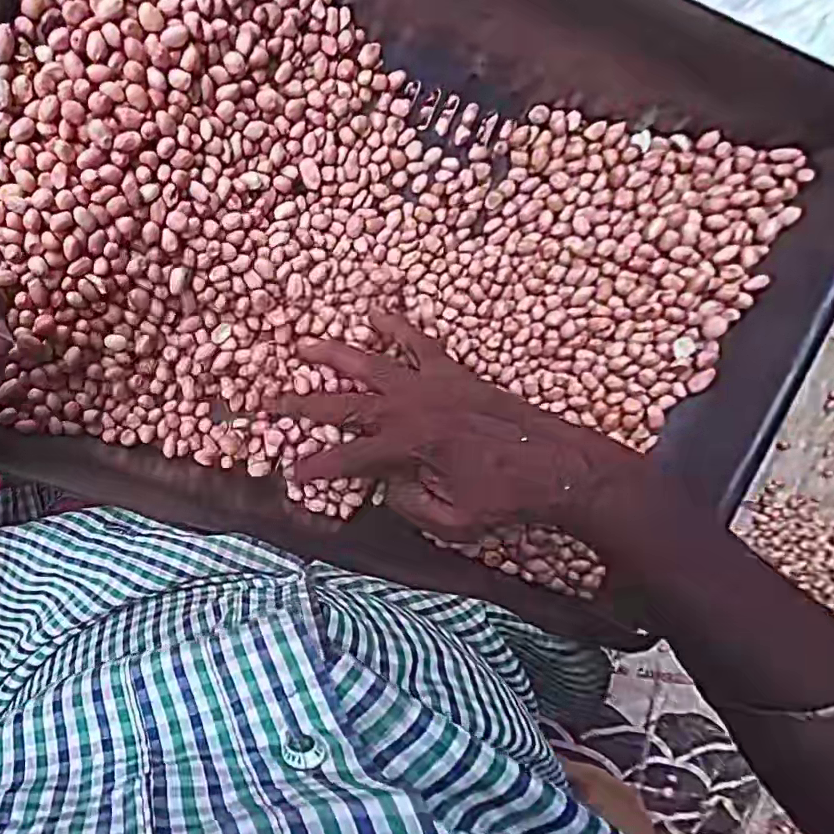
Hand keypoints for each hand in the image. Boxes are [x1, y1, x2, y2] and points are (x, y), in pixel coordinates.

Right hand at [281, 312, 640, 542]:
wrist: (563, 466)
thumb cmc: (508, 498)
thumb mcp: (452, 521)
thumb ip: (408, 503)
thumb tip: (386, 484)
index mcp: (409, 446)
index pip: (348, 457)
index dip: (316, 467)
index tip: (294, 475)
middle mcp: (412, 408)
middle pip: (343, 403)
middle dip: (302, 404)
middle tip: (270, 401)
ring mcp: (431, 384)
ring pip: (370, 362)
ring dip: (333, 355)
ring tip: (304, 346)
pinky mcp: (453, 372)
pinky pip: (417, 343)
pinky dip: (395, 326)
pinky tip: (374, 313)